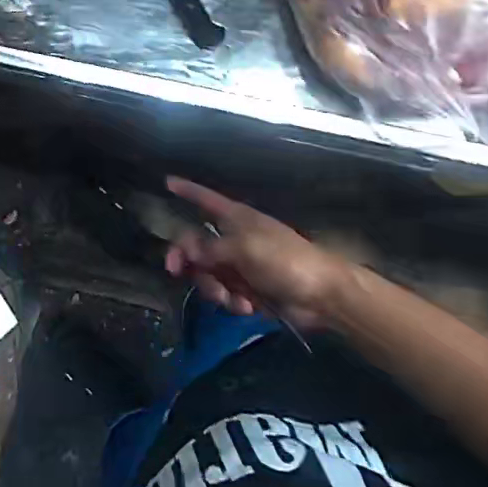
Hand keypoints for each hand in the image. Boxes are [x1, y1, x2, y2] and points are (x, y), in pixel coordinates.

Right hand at [163, 177, 359, 329]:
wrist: (319, 294)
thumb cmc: (284, 260)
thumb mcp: (244, 249)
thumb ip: (211, 248)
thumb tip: (184, 247)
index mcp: (237, 218)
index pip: (206, 199)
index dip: (187, 190)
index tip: (167, 181)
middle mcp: (235, 238)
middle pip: (197, 245)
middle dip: (188, 260)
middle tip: (176, 270)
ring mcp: (241, 265)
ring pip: (208, 274)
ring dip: (214, 288)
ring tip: (232, 297)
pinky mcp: (249, 289)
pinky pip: (225, 294)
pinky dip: (233, 302)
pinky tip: (248, 306)